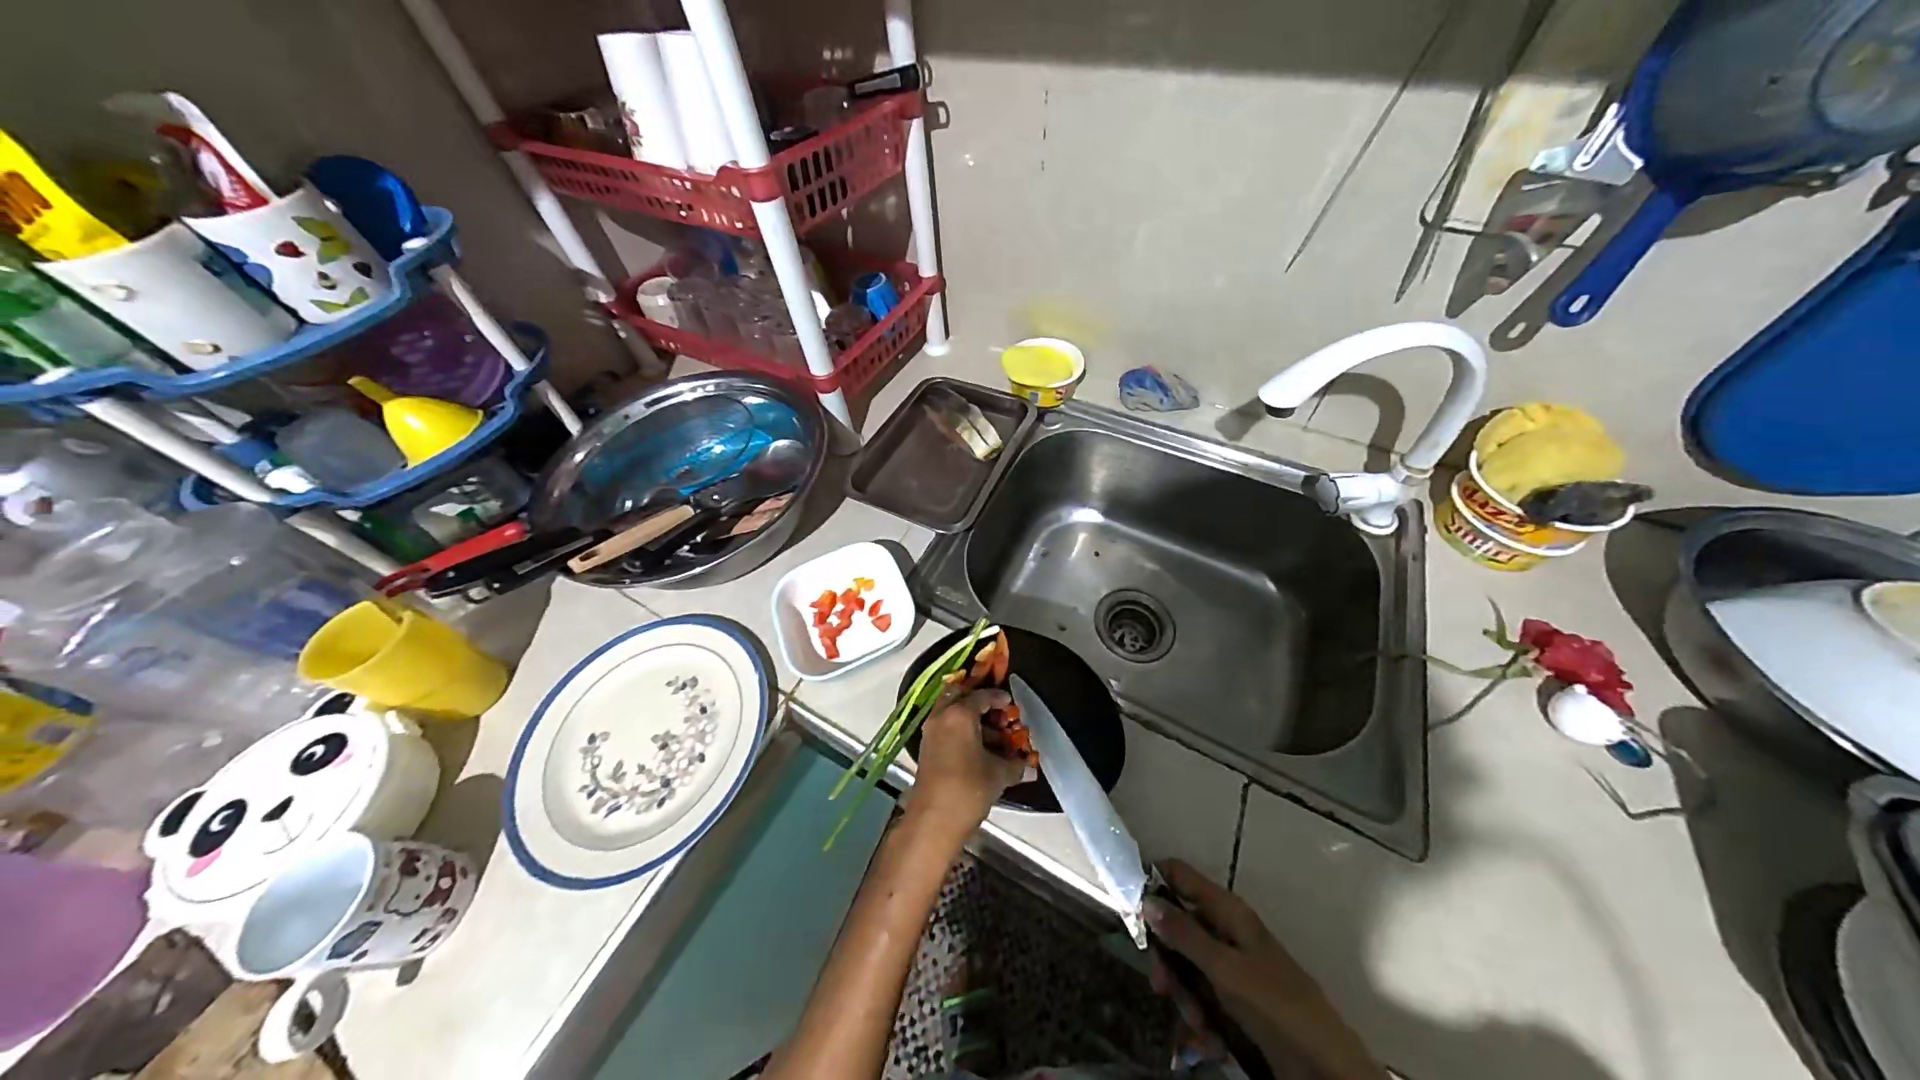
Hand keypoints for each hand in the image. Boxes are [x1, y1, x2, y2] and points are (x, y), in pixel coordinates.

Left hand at [907, 689, 1023, 831]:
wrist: (934, 820)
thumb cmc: (968, 788)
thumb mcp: (999, 774)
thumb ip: (1016, 765)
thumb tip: (1028, 766)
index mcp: (959, 714)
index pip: (982, 696)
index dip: (999, 698)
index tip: (1010, 703)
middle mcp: (942, 717)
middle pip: (959, 697)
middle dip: (978, 701)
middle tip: (997, 712)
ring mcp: (931, 733)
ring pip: (952, 714)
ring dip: (971, 719)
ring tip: (995, 737)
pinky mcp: (927, 749)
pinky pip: (947, 729)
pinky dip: (962, 732)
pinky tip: (980, 751)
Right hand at [1146, 859, 1385, 1079]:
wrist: (1325, 1067)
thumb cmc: (1275, 1005)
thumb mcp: (1223, 969)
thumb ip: (1183, 934)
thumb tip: (1145, 898)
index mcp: (1226, 910)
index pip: (1179, 874)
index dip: (1152, 883)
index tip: (1129, 909)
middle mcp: (1226, 930)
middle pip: (1176, 928)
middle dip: (1169, 963)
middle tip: (1163, 990)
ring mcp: (1231, 965)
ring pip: (1186, 967)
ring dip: (1186, 998)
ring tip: (1200, 1028)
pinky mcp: (1236, 998)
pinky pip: (1203, 996)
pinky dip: (1203, 1019)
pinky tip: (1211, 1041)